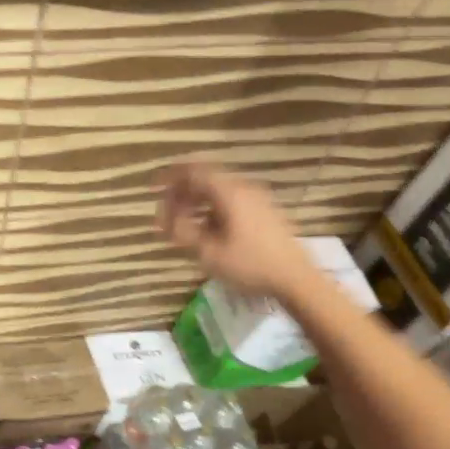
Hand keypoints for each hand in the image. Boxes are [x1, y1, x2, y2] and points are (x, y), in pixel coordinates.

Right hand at [156, 161, 318, 296]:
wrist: (295, 278)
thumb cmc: (250, 265)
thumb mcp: (209, 253)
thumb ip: (183, 233)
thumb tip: (164, 220)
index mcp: (228, 192)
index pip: (193, 171)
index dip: (170, 176)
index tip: (153, 186)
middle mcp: (243, 187)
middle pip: (205, 178)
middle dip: (182, 192)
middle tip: (166, 211)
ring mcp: (257, 198)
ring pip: (218, 190)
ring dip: (197, 201)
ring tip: (183, 222)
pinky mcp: (265, 211)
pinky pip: (231, 200)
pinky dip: (212, 208)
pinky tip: (208, 229)